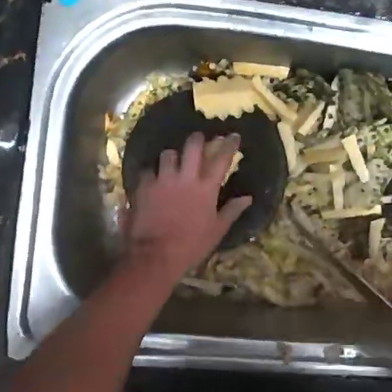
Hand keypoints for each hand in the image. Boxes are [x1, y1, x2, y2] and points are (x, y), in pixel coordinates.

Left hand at [125, 133, 251, 280]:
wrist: (155, 255)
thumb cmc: (191, 245)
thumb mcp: (217, 230)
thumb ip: (232, 210)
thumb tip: (247, 198)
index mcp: (206, 188)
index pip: (221, 159)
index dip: (229, 145)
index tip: (234, 136)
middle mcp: (185, 177)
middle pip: (192, 146)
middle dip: (197, 139)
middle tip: (199, 139)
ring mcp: (162, 180)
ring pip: (168, 154)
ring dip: (173, 156)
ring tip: (173, 160)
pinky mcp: (143, 187)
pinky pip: (148, 171)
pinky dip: (152, 173)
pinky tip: (153, 179)